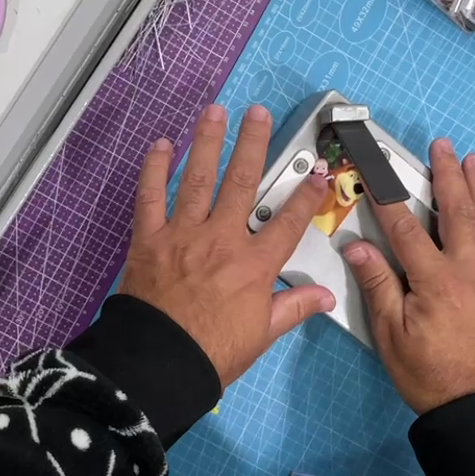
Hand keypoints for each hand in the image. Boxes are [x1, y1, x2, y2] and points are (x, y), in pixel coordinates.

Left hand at [120, 103, 334, 385]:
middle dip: (253, 144)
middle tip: (259, 113)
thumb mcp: (261, 335)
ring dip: (207, 142)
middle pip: (242, 183)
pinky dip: (153, 168)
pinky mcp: (148, 238)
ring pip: (198, 179)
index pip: (289, 222)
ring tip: (215, 111)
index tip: (320, 171)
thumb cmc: (213, 353)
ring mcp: (182, 234)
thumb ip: (292, 308)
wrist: (158, 364)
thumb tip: (325, 295)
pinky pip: (150, 196)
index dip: (307, 195)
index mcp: (253, 265)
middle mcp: (221, 239)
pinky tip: (160, 143)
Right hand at [345, 142, 474, 413]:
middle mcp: (469, 271)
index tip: (375, 170)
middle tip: (443, 146)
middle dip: (447, 176)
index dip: (387, 197)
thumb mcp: (390, 335)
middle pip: (458, 213)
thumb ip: (377, 286)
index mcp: (436, 280)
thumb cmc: (426, 373)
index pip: (405, 228)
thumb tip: (357, 247)